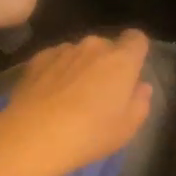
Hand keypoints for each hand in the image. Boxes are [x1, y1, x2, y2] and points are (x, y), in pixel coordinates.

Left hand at [0, 31, 152, 175]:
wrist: (34, 136)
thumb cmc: (90, 134)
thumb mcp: (126, 128)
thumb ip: (140, 102)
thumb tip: (141, 86)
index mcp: (122, 60)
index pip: (137, 39)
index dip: (136, 52)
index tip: (131, 72)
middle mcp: (94, 46)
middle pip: (107, 47)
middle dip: (107, 63)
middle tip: (100, 92)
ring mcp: (64, 49)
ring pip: (80, 52)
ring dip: (80, 66)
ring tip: (70, 96)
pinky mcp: (38, 58)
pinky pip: (56, 59)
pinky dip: (57, 71)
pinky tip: (49, 95)